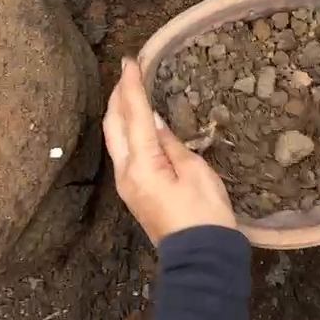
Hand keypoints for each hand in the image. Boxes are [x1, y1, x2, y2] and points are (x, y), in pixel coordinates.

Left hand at [103, 57, 236, 243]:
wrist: (200, 259)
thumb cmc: (205, 214)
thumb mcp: (195, 171)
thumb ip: (170, 142)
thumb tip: (153, 118)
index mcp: (143, 164)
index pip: (133, 114)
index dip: (131, 84)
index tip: (130, 60)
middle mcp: (126, 172)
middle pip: (113, 124)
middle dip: (118, 94)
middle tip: (128, 70)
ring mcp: (126, 184)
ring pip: (114, 137)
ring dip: (119, 110)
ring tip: (129, 88)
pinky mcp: (133, 191)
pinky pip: (123, 150)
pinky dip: (125, 127)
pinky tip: (135, 119)